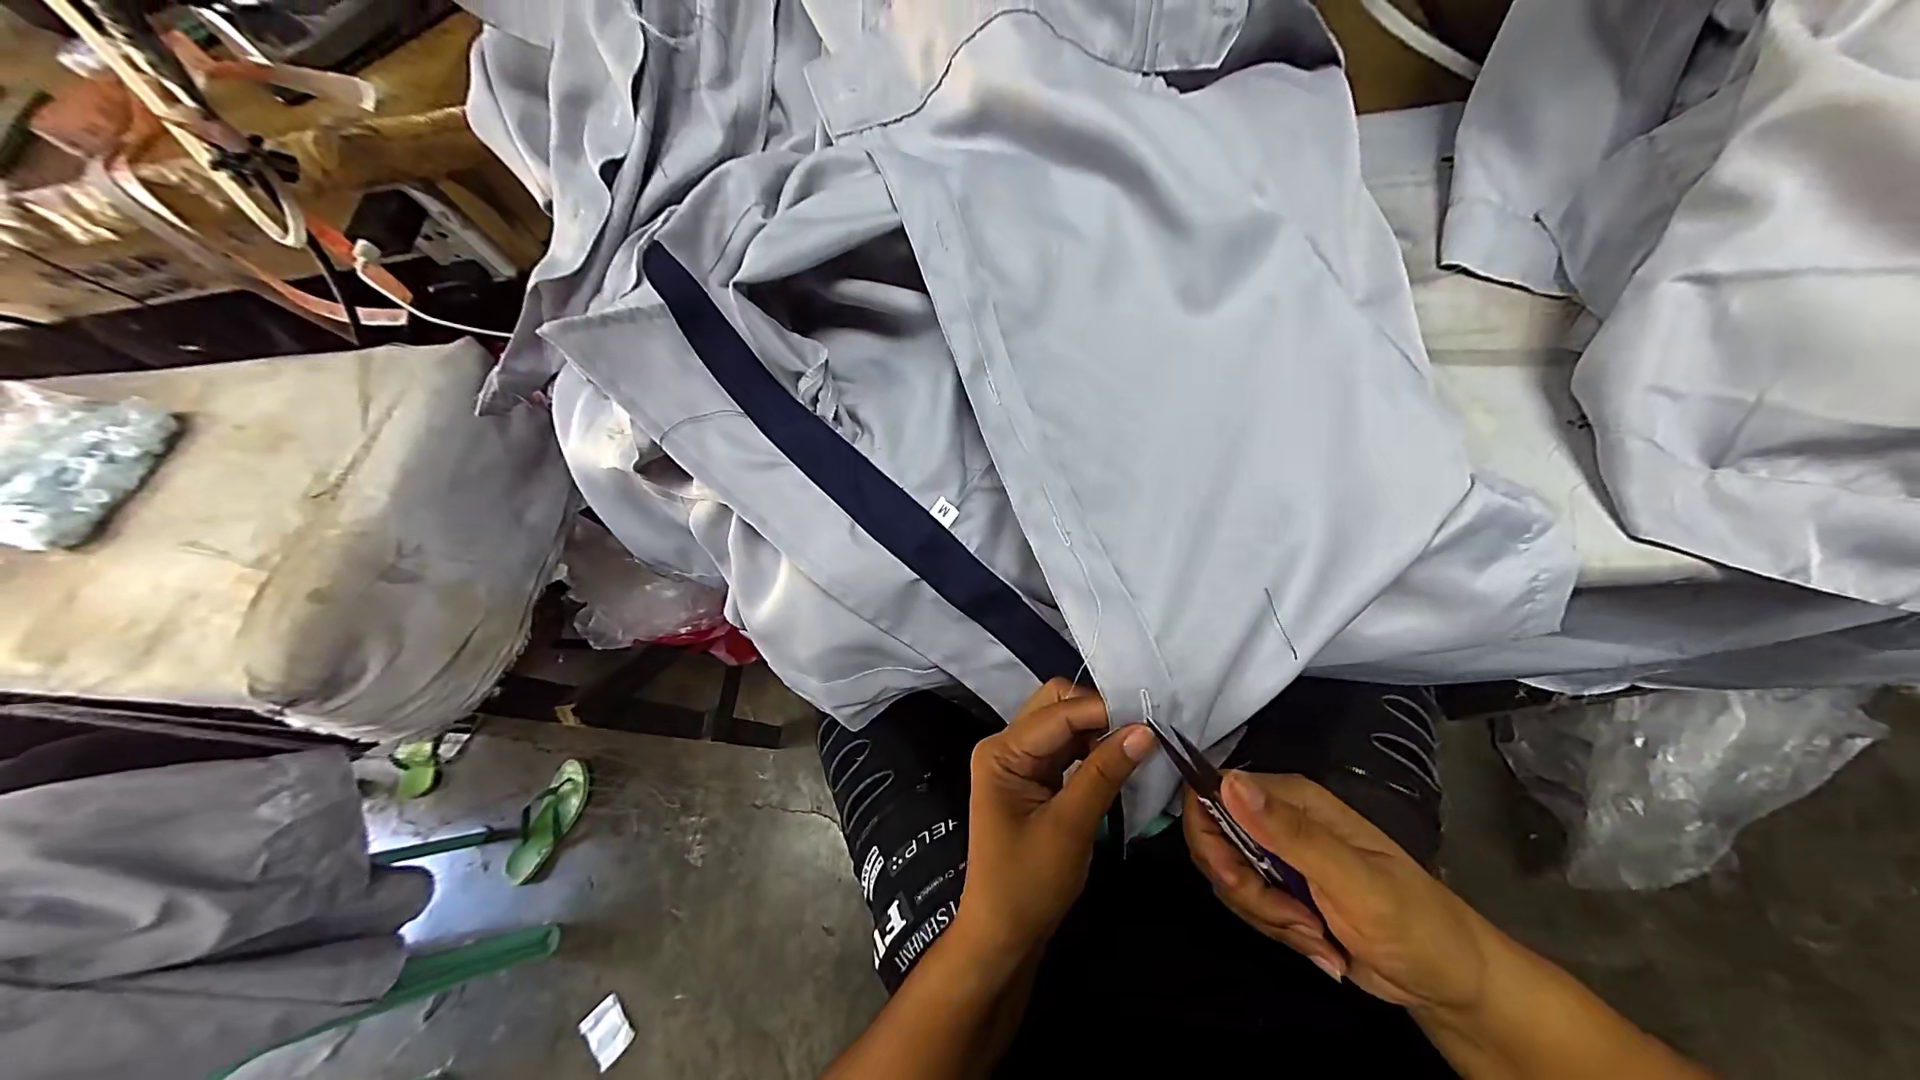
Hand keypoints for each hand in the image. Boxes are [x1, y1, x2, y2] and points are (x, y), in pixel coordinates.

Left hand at [957, 679, 1155, 955]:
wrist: (1003, 934)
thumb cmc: (1028, 883)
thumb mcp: (1070, 826)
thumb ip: (1105, 772)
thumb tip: (1145, 730)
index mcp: (1002, 751)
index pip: (1058, 712)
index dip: (1104, 710)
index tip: (1152, 719)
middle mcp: (1006, 746)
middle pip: (1057, 705)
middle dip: (1099, 713)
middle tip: (1142, 731)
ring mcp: (1019, 761)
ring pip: (1064, 724)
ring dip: (1099, 730)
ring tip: (1140, 743)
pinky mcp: (1034, 778)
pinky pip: (1067, 748)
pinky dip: (1094, 748)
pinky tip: (1120, 758)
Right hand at [1184, 771, 1490, 1011]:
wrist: (1450, 981)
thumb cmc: (1417, 923)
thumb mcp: (1355, 880)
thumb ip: (1291, 833)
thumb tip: (1230, 783)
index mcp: (1295, 800)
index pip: (1214, 791)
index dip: (1209, 833)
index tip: (1234, 877)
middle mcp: (1279, 818)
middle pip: (1215, 839)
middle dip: (1243, 889)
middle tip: (1293, 917)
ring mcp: (1277, 855)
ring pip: (1227, 877)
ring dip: (1265, 916)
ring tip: (1318, 934)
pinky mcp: (1280, 889)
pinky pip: (1245, 903)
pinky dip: (1274, 929)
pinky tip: (1318, 942)